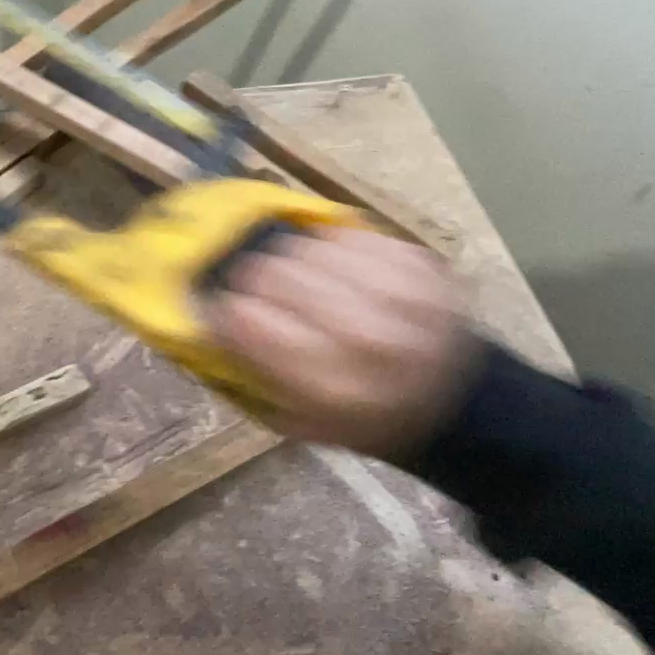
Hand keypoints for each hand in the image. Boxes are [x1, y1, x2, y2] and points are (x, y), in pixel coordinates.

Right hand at [208, 226, 480, 460]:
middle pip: (270, 273)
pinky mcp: (419, 263)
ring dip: (294, 265)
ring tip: (306, 287)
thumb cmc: (358, 417)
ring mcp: (399, 294)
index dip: (226, 312)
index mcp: (327, 385)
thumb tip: (199, 314)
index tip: (228, 316)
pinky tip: (339, 275)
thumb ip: (243, 371)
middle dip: (256, 284)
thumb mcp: (292, 421)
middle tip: (264, 297)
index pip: (242, 316)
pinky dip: (331, 251)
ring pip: (304, 247)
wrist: (456, 404)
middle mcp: (365, 337)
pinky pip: (345, 234)